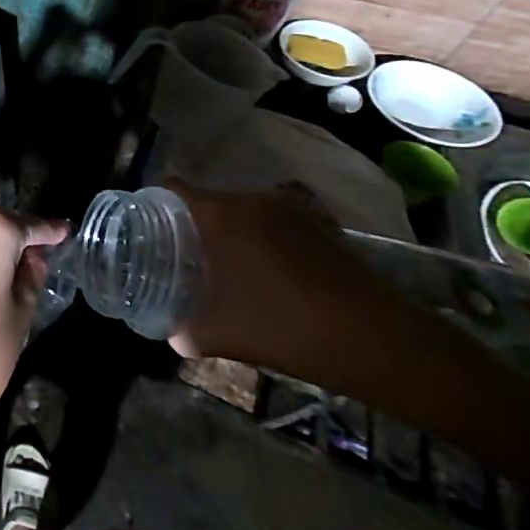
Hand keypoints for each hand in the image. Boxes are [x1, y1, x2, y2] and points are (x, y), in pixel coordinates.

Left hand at [0, 210, 66, 463]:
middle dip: (26, 236)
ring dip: (5, 248)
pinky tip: (3, 275)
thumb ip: (31, 276)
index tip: (68, 231)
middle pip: (4, 225)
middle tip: (51, 251)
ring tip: (31, 265)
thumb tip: (34, 257)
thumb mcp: (22, 311)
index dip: (51, 230)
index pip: (30, 225)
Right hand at [163, 182, 364, 367]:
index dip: (157, 206)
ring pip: (244, 211)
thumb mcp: (222, 336)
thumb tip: (171, 333)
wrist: (380, 341)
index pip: (174, 188)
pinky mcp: (322, 223)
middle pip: (209, 200)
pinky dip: (264, 239)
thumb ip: (185, 330)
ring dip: (232, 233)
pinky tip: (269, 274)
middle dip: (195, 226)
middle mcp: (253, 199)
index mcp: (221, 214)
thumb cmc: (286, 328)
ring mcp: (292, 208)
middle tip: (185, 258)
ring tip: (227, 268)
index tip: (149, 230)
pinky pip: (276, 221)